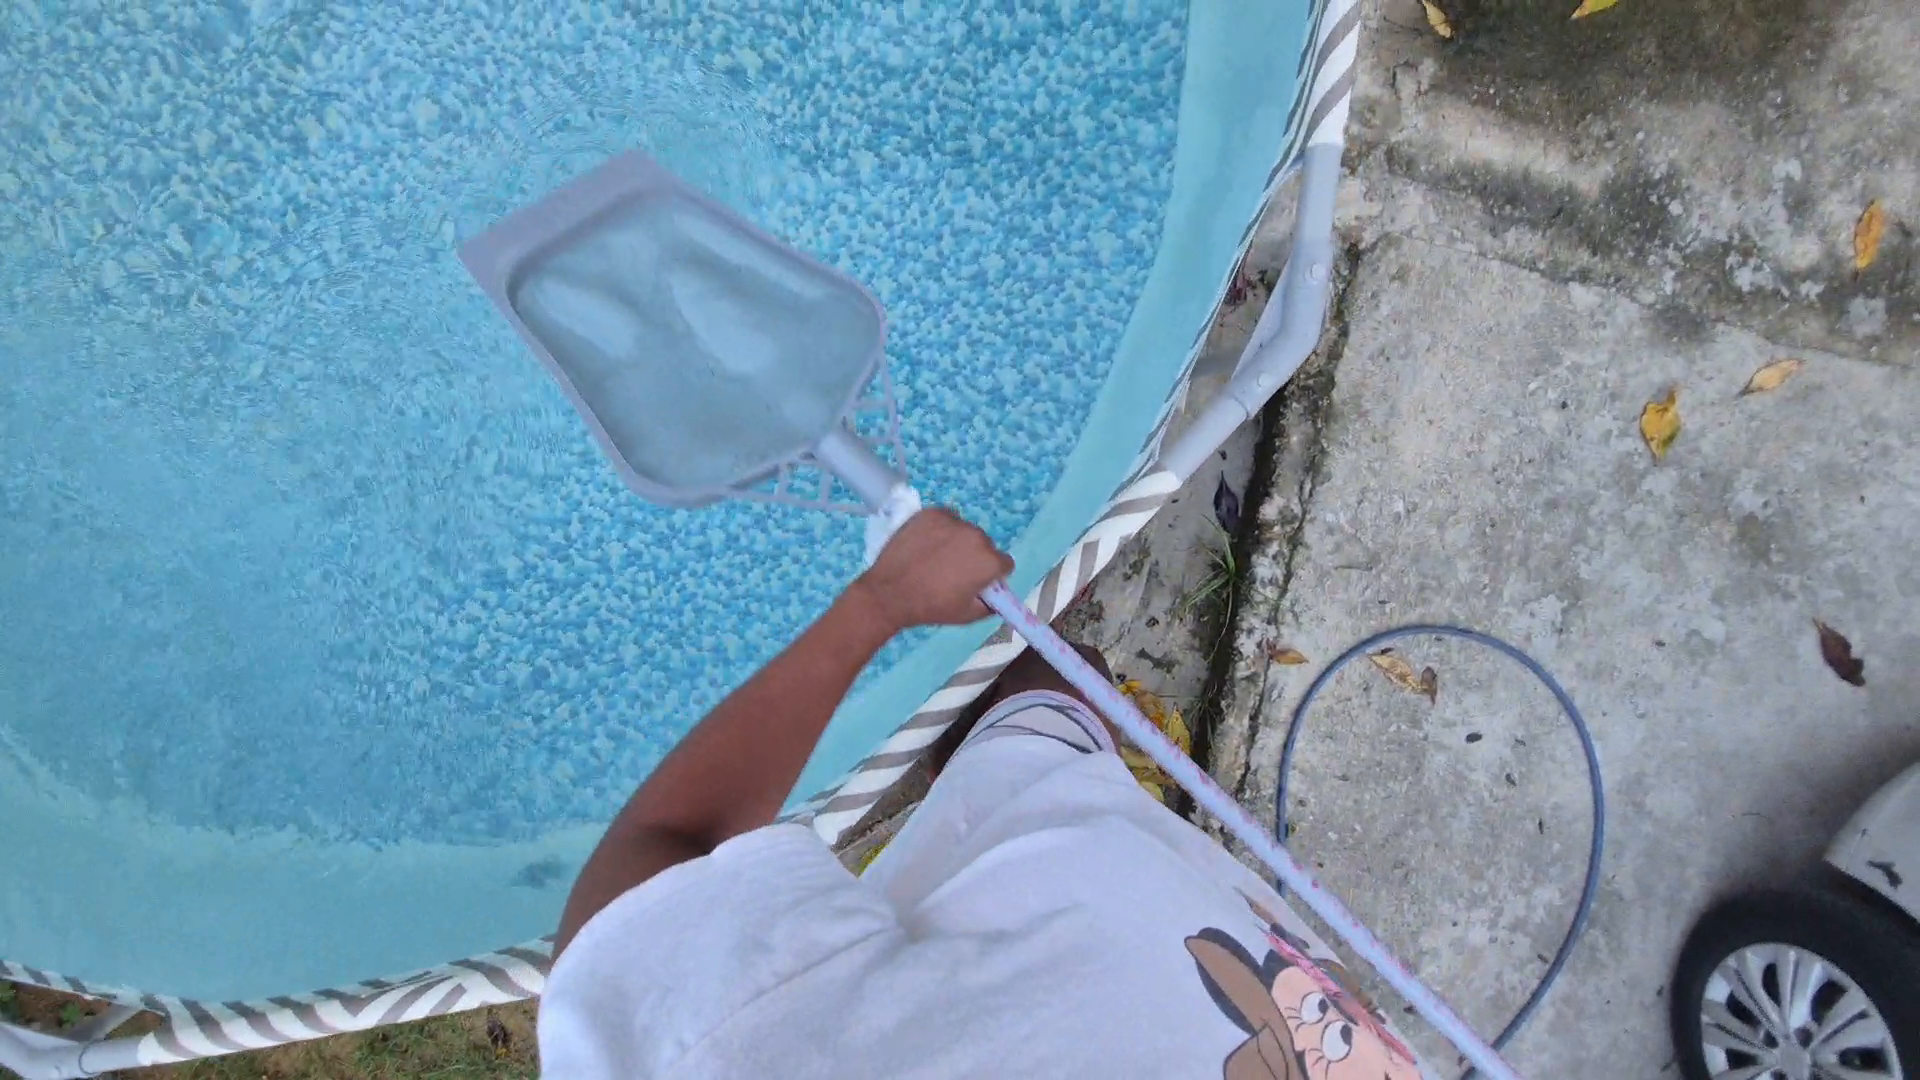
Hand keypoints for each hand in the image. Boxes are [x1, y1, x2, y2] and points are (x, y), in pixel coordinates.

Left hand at [850, 508, 1012, 632]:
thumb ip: (990, 606)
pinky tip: (925, 544)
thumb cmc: (930, 607)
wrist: (889, 593)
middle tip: (951, 571)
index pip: (1004, 563)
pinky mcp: (932, 513)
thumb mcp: (967, 615)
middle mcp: (977, 536)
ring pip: (964, 530)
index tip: (975, 581)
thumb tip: (996, 597)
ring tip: (933, 558)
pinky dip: (940, 529)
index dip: (991, 575)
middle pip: (984, 545)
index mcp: (989, 561)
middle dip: (973, 556)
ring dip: (956, 541)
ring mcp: (953, 521)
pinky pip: (946, 518)